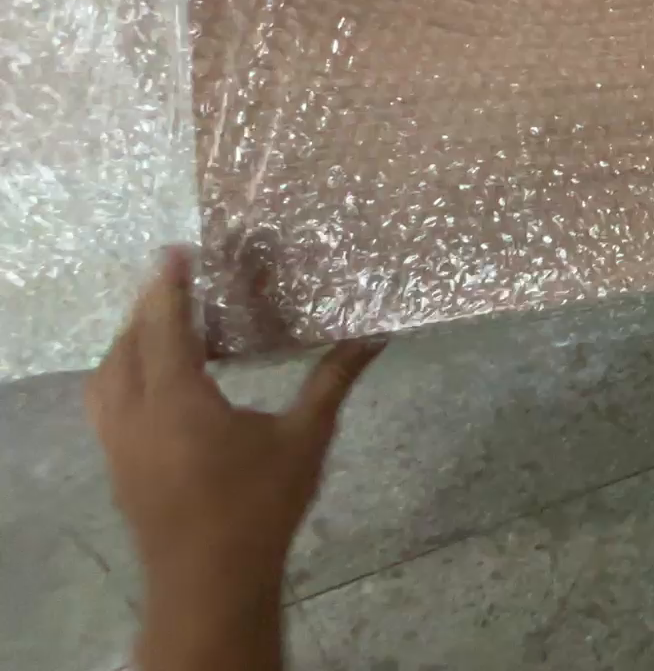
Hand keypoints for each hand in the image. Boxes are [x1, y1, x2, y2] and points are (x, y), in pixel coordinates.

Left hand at [85, 247, 383, 597]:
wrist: (211, 574)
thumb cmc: (263, 499)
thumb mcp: (308, 434)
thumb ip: (335, 379)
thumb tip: (374, 335)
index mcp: (179, 405)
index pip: (165, 333)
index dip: (168, 290)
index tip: (172, 253)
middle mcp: (135, 419)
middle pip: (123, 351)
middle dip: (143, 310)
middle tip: (170, 277)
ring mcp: (119, 445)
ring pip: (104, 379)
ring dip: (126, 342)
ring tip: (157, 320)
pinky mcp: (120, 464)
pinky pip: (107, 403)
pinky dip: (123, 372)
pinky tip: (154, 376)